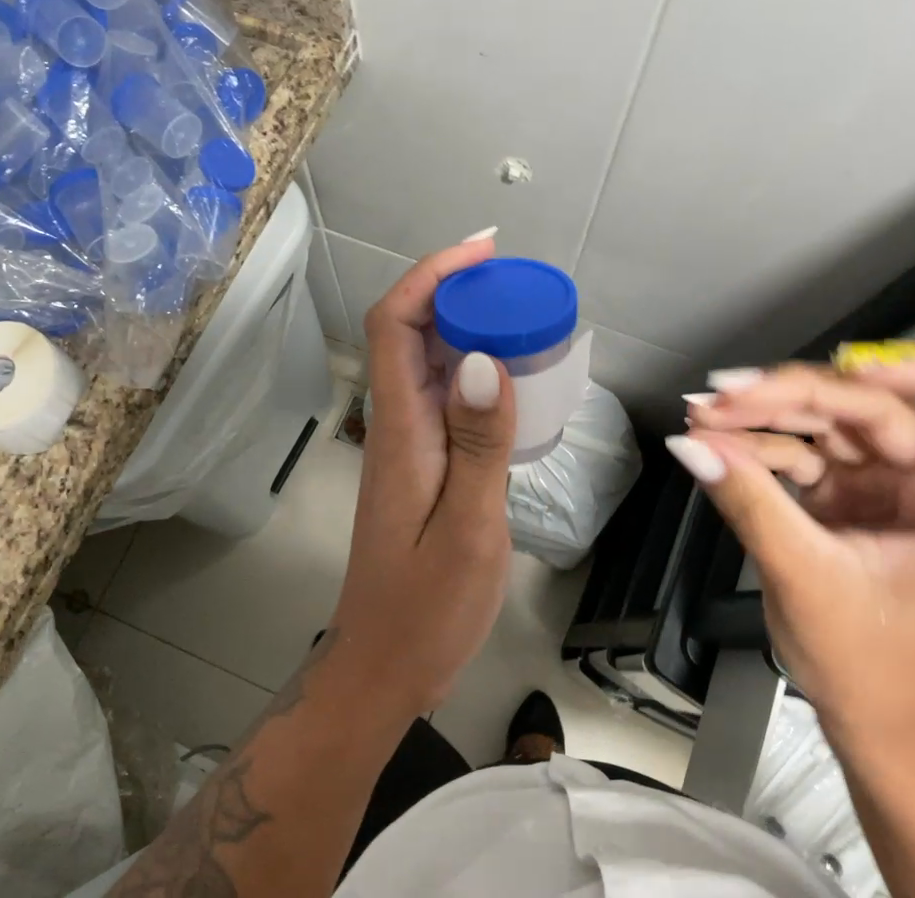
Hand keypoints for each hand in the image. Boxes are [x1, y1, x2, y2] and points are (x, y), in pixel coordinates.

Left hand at [328, 237, 517, 715]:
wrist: (385, 665)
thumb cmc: (425, 608)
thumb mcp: (468, 528)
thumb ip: (477, 444)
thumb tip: (480, 357)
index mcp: (400, 430)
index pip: (394, 324)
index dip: (430, 275)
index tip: (483, 250)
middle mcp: (397, 426)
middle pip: (411, 333)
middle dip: (459, 292)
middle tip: (523, 284)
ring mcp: (408, 447)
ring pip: (430, 364)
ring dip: (470, 329)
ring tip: (529, 319)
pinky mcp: (423, 468)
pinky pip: (447, 400)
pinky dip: (478, 374)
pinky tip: (517, 382)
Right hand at [673, 343, 914, 744]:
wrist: (864, 710)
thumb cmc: (865, 662)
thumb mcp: (806, 580)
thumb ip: (752, 504)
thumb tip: (691, 444)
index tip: (849, 366)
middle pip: (881, 406)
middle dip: (800, 394)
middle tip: (725, 395)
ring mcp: (893, 485)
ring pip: (837, 419)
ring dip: (770, 411)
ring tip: (705, 410)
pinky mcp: (851, 493)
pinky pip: (809, 449)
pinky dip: (762, 442)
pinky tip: (716, 439)